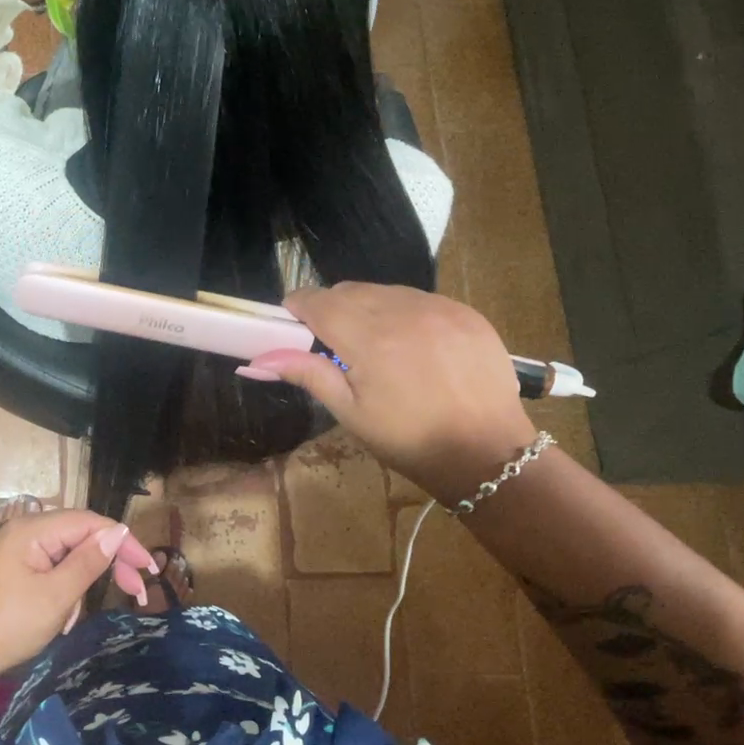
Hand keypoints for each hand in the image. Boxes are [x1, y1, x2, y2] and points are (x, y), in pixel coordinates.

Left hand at [0, 509, 154, 684]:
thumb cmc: (9, 626)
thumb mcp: (56, 596)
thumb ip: (88, 561)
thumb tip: (119, 532)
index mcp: (32, 529)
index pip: (89, 522)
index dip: (122, 541)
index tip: (148, 568)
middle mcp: (26, 530)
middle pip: (81, 535)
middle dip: (109, 563)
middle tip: (137, 593)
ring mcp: (21, 549)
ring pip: (71, 555)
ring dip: (82, 585)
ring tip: (71, 620)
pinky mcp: (19, 567)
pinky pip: (55, 569)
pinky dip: (66, 591)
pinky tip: (61, 618)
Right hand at [247, 283, 538, 501]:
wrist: (487, 453)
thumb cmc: (408, 440)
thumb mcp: (350, 412)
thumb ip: (307, 374)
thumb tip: (255, 360)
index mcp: (368, 339)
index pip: (316, 300)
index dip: (297, 308)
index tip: (293, 326)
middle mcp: (402, 311)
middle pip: (348, 291)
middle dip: (331, 309)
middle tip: (333, 345)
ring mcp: (438, 307)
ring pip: (383, 291)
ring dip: (367, 308)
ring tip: (374, 347)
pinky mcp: (465, 312)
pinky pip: (419, 299)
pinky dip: (404, 313)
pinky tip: (411, 346)